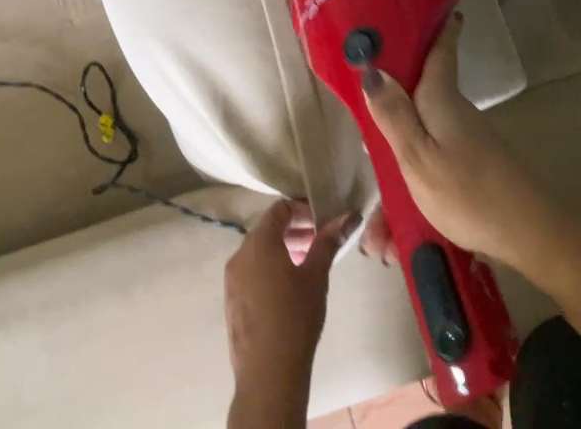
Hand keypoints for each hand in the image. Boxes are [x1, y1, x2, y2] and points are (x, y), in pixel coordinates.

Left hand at [224, 199, 352, 420]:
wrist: (268, 371)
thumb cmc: (295, 315)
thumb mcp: (317, 274)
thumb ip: (329, 241)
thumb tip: (349, 215)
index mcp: (259, 243)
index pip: (279, 209)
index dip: (302, 209)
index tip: (324, 221)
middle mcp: (239, 255)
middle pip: (267, 229)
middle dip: (295, 229)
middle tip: (321, 240)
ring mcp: (231, 280)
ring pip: (258, 251)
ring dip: (283, 249)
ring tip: (309, 263)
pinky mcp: (232, 300)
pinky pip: (251, 271)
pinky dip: (271, 267)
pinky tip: (290, 287)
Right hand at [359, 13, 560, 269]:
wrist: (527, 234)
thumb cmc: (467, 192)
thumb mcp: (417, 156)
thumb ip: (393, 116)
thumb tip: (373, 71)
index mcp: (441, 100)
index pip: (441, 51)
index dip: (438, 28)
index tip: (433, 8)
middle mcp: (455, 114)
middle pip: (415, 105)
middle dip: (386, 134)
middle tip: (365, 165)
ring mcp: (465, 142)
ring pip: (417, 151)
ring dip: (395, 190)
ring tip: (377, 242)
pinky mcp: (471, 169)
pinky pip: (430, 176)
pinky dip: (411, 204)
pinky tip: (395, 243)